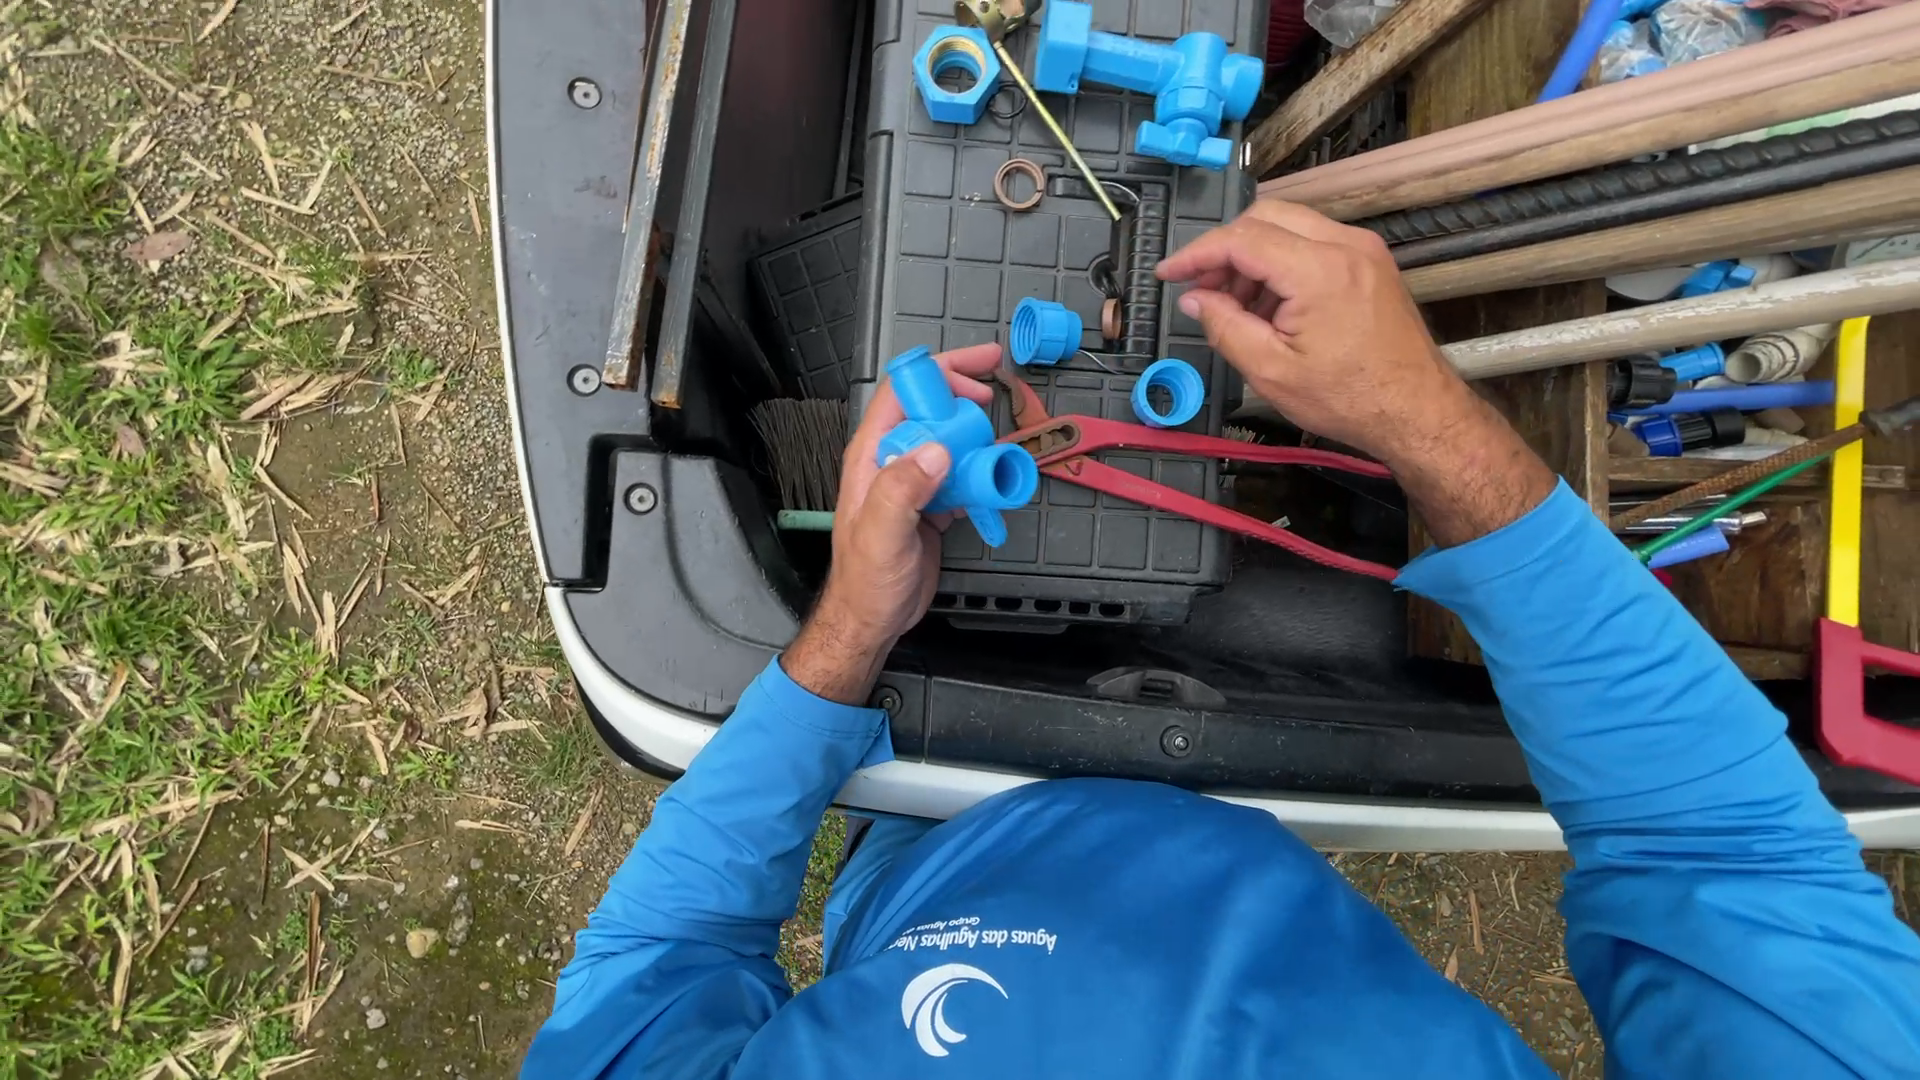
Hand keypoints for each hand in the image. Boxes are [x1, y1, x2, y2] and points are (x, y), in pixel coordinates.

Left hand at [782, 343, 1002, 703]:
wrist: (873, 619)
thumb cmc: (865, 582)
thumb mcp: (881, 535)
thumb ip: (903, 490)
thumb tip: (938, 450)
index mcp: (873, 455)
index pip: (904, 392)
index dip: (940, 372)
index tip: (978, 367)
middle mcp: (893, 461)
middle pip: (931, 409)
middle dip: (965, 398)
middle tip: (993, 401)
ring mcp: (913, 482)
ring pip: (950, 441)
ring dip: (977, 439)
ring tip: (998, 449)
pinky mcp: (931, 504)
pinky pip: (960, 476)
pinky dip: (981, 474)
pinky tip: (994, 485)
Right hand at [1157, 200, 1554, 546]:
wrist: (1413, 409)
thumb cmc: (1345, 397)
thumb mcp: (1269, 370)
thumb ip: (1225, 326)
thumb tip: (1194, 299)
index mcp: (1319, 271)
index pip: (1242, 239)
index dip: (1196, 254)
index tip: (1168, 273)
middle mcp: (1344, 245)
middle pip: (1265, 217)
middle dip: (1223, 249)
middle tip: (1199, 289)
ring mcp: (1361, 249)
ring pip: (1288, 226)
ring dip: (1250, 257)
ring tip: (1232, 306)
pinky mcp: (1368, 262)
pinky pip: (1311, 243)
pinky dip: (1278, 263)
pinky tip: (1266, 305)